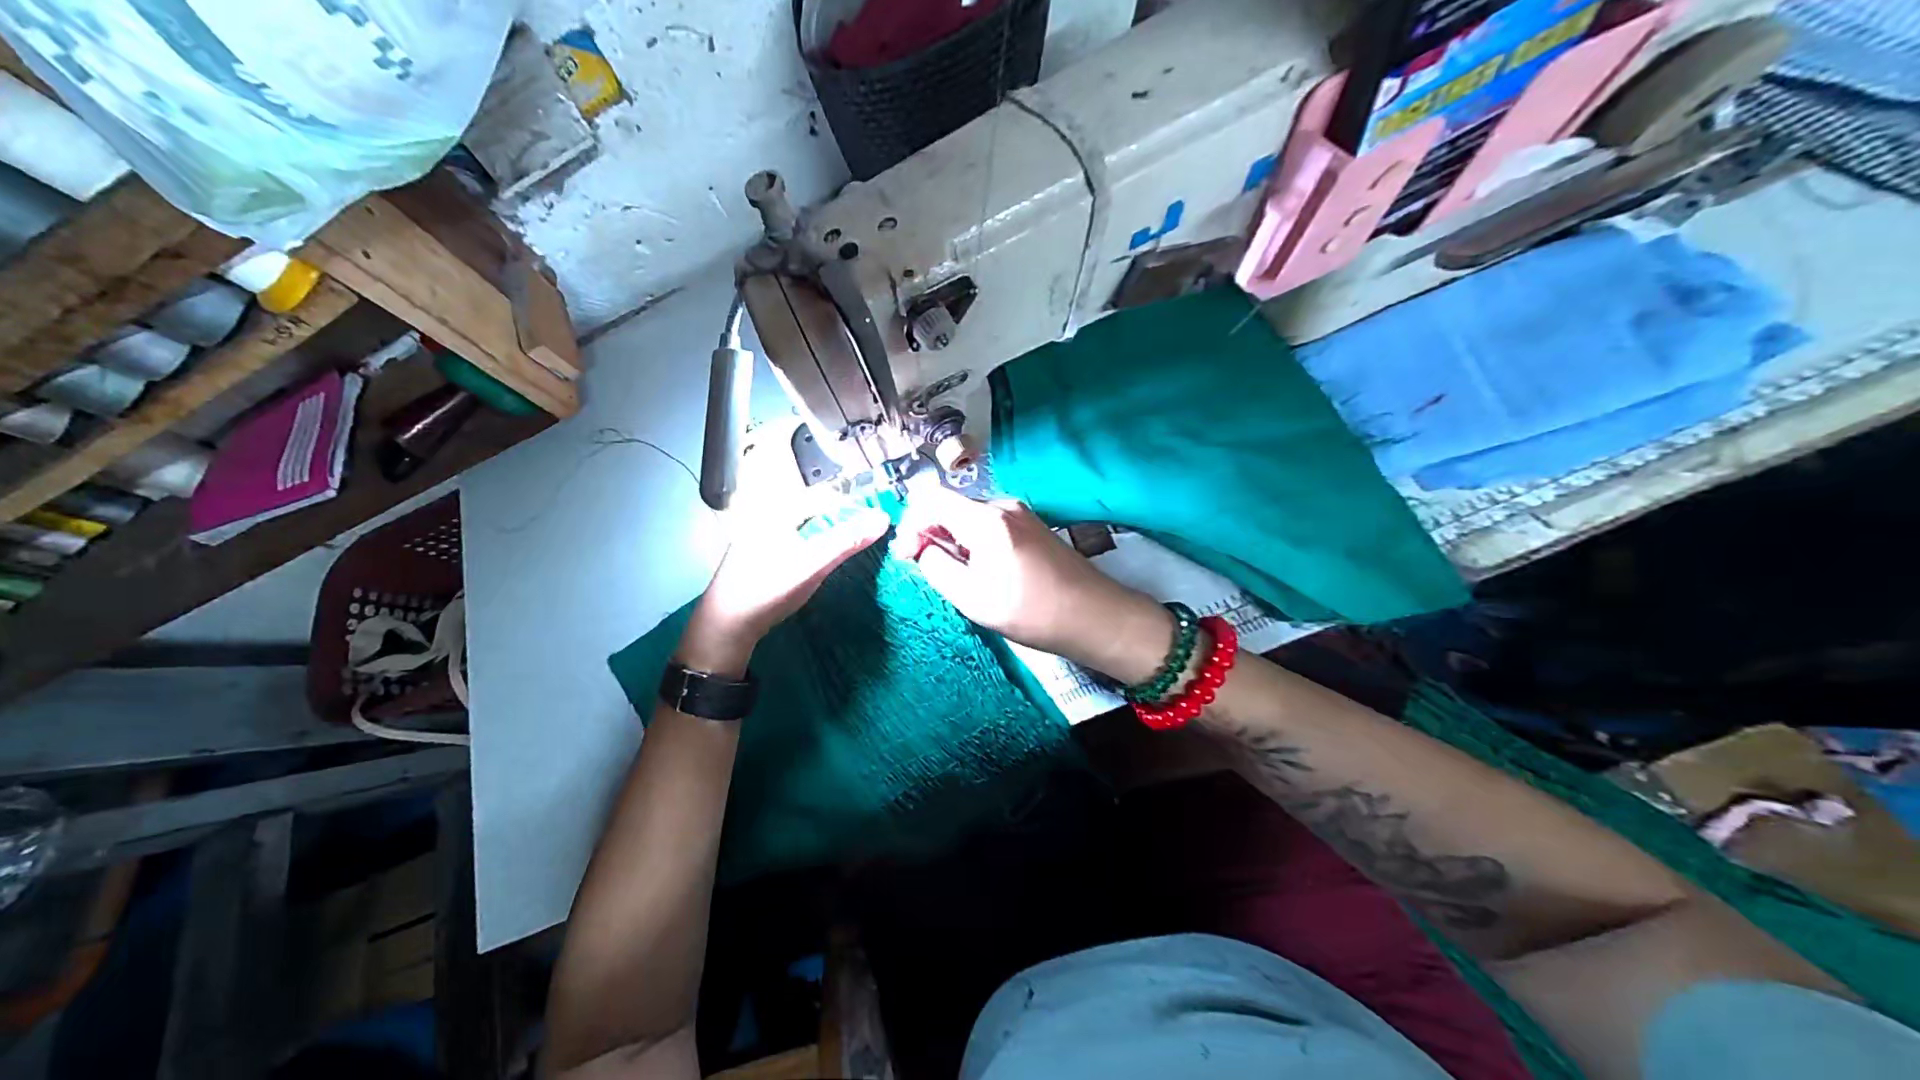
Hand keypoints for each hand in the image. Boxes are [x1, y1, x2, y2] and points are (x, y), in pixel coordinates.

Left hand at [679, 505, 890, 675]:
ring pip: (807, 527)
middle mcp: (766, 516)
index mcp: (776, 509)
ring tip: (855, 547)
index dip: (853, 505)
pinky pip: (798, 542)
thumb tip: (882, 518)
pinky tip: (826, 562)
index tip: (877, 519)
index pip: (824, 496)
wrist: (725, 627)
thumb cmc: (766, 591)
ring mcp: (761, 536)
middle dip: (844, 520)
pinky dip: (816, 547)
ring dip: (831, 535)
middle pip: (816, 510)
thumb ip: (847, 540)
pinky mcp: (761, 555)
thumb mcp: (812, 564)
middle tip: (870, 534)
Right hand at [895, 486, 1170, 681]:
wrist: (1095, 616)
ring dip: (953, 542)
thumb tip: (920, 547)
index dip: (910, 524)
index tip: (908, 556)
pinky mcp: (1030, 526)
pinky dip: (974, 545)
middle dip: (931, 534)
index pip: (930, 498)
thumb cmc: (1033, 612)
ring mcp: (1020, 513)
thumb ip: (937, 566)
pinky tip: (984, 574)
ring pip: (968, 518)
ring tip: (959, 579)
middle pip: (949, 507)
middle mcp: (1003, 505)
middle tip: (928, 571)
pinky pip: (988, 526)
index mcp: (986, 519)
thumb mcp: (973, 598)